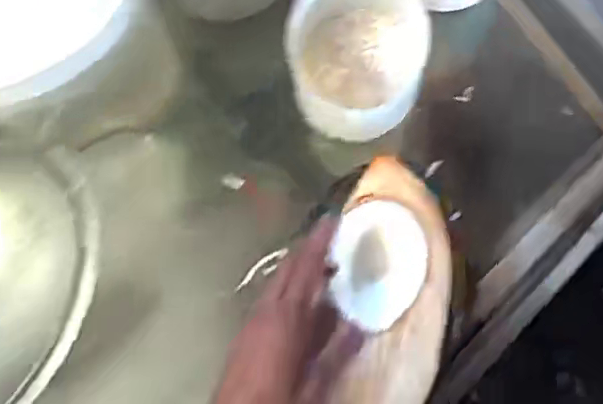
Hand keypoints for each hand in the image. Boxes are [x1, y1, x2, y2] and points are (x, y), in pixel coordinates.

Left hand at [214, 216, 364, 403]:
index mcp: (285, 315)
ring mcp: (251, 322)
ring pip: (278, 283)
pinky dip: (287, 292)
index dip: (320, 240)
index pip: (306, 265)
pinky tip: (299, 306)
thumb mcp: (315, 384)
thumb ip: (337, 352)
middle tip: (332, 241)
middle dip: (309, 251)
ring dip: (298, 272)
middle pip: (288, 268)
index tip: (333, 217)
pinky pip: (269, 300)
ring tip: (322, 271)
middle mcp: (265, 310)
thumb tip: (358, 324)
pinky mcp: (243, 337)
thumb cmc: (277, 402)